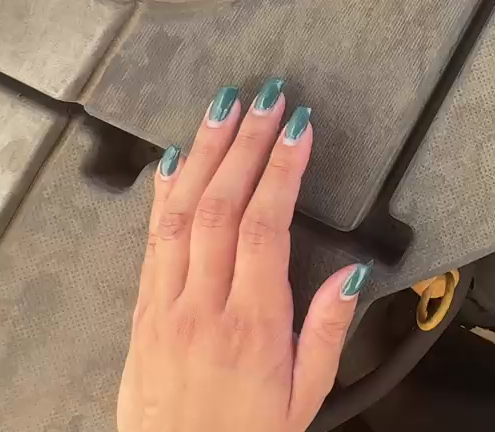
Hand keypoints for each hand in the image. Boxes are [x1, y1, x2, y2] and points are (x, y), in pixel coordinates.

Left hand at [117, 78, 366, 431]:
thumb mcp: (305, 396)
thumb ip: (329, 331)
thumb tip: (354, 269)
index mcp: (250, 325)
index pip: (264, 228)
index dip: (281, 170)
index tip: (297, 126)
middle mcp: (200, 307)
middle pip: (220, 208)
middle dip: (245, 144)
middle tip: (267, 98)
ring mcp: (162, 307)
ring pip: (180, 215)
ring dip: (205, 154)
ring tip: (224, 107)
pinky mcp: (139, 314)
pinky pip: (151, 242)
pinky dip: (165, 193)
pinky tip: (179, 158)